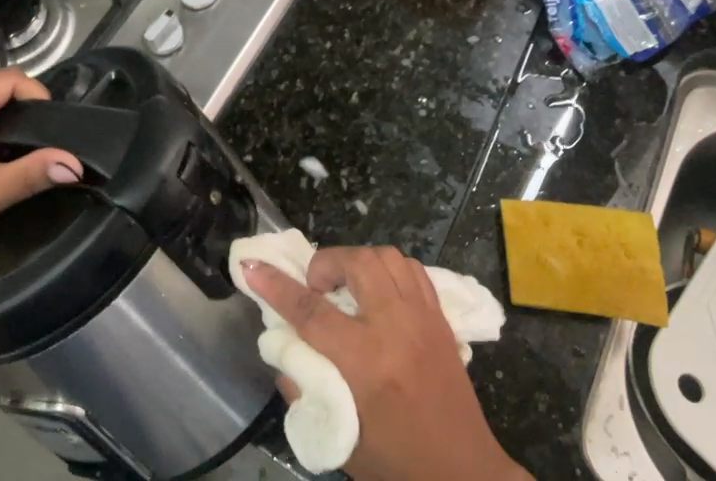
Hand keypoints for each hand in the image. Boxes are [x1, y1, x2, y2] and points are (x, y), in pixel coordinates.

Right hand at [244, 248, 529, 480]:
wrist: (464, 474)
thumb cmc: (396, 461)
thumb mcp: (341, 437)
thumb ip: (305, 389)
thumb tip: (284, 351)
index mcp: (367, 362)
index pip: (311, 311)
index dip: (276, 286)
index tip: (251, 267)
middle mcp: (397, 329)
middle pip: (357, 263)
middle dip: (326, 264)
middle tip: (316, 289)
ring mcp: (424, 319)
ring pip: (387, 257)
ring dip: (358, 262)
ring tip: (347, 287)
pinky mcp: (441, 320)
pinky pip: (412, 270)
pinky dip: (388, 269)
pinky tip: (378, 292)